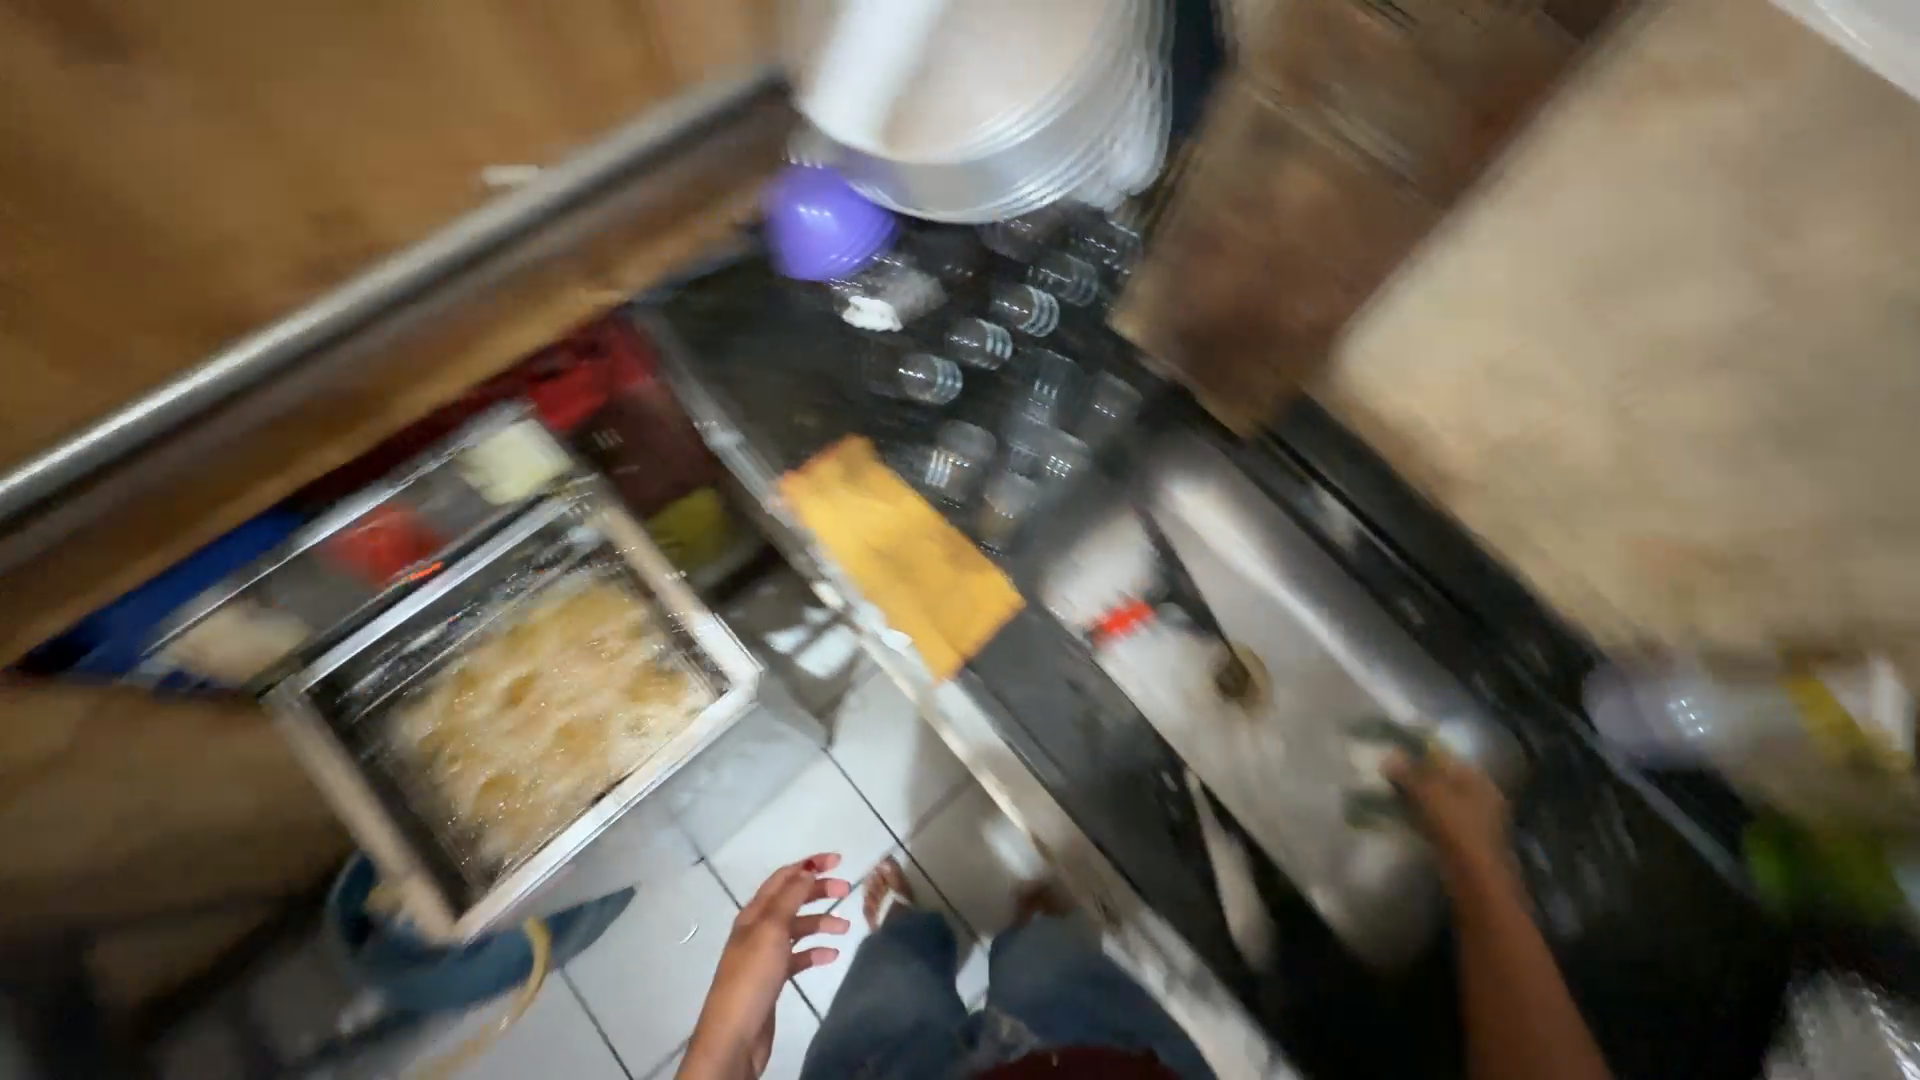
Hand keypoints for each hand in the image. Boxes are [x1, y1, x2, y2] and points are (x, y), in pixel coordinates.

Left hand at [681, 854, 850, 1079]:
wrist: (734, 1037)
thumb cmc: (752, 977)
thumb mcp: (771, 929)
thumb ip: (791, 897)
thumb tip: (807, 869)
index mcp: (754, 913)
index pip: (784, 877)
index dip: (810, 865)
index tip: (839, 861)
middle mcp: (758, 928)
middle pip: (792, 900)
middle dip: (819, 891)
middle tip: (847, 890)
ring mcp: (765, 955)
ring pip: (798, 928)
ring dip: (821, 922)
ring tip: (845, 928)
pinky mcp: (773, 979)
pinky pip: (798, 957)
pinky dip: (815, 952)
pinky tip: (831, 955)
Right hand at [1386, 750, 1509, 868]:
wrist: (1476, 879)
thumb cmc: (1457, 828)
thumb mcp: (1429, 794)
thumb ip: (1409, 772)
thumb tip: (1388, 756)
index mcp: (1478, 780)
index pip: (1445, 755)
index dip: (1418, 750)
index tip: (1392, 749)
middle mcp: (1481, 796)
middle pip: (1442, 777)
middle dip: (1415, 773)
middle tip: (1386, 771)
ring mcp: (1474, 819)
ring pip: (1438, 798)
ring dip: (1416, 794)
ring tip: (1388, 790)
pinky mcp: (1463, 839)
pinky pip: (1437, 817)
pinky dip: (1420, 813)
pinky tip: (1402, 813)